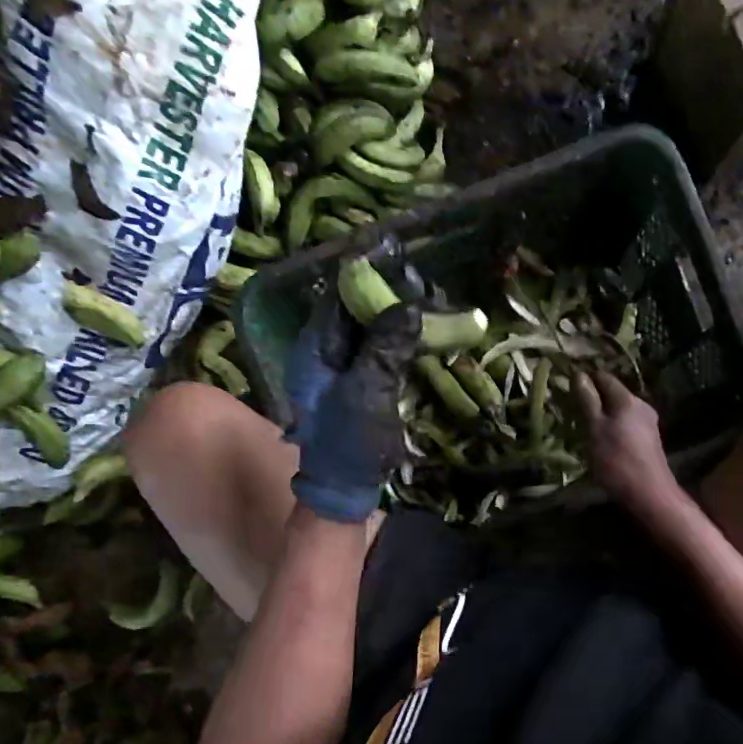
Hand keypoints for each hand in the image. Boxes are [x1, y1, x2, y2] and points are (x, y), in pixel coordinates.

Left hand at [284, 292, 420, 523]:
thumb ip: (386, 347)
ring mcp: (339, 367)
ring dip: (393, 314)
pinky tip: (419, 329)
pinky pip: (376, 347)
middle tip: (421, 279)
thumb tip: (410, 306)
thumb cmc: (350, 439)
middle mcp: (323, 351)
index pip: (338, 297)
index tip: (396, 256)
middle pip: (353, 309)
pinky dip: (396, 336)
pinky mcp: (357, 381)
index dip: (364, 274)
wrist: (344, 488)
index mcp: (315, 348)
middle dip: (385, 292)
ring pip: (367, 327)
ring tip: (427, 299)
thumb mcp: (369, 390)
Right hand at [574, 371, 680, 517]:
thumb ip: (587, 400)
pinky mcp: (650, 439)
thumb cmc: (616, 459)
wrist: (649, 493)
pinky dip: (613, 426)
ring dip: (603, 414)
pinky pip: (627, 423)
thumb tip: (579, 374)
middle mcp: (642, 405)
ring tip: (586, 426)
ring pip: (620, 410)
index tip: (568, 389)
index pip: (604, 377)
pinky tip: (604, 439)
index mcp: (627, 399)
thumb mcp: (595, 428)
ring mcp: (648, 422)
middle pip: (613, 393)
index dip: (585, 380)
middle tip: (574, 410)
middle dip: (594, 398)